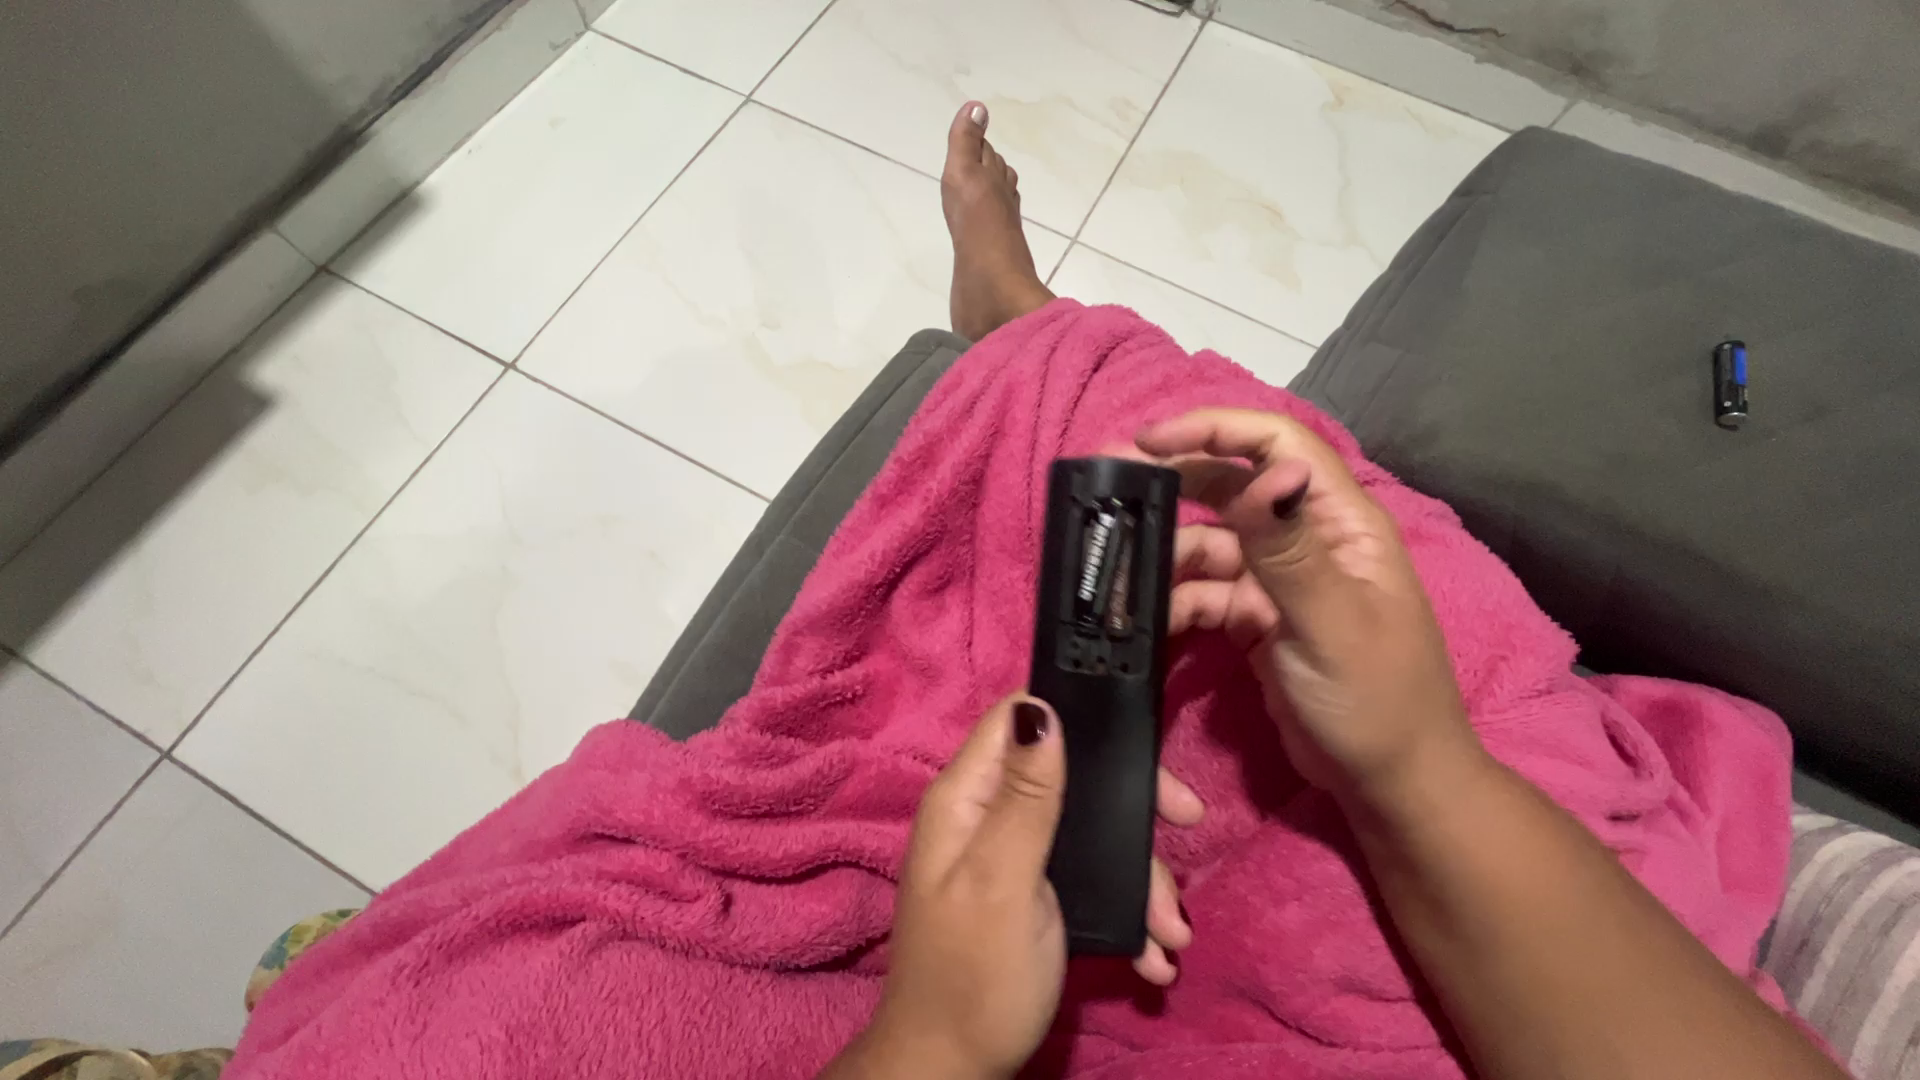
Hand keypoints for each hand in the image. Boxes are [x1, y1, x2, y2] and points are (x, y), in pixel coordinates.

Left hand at [827, 694, 1203, 1079]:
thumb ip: (1026, 799)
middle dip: (1132, 806)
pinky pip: (1088, 873)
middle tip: (1188, 826)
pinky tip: (1151, 950)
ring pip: (1089, 828)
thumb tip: (1041, 709)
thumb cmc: (975, 975)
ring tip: (1170, 930)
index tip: (1142, 751)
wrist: (952, 1070)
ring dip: (1139, 871)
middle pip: (1070, 773)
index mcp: (967, 796)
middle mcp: (987, 812)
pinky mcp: (1034, 890)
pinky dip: (1125, 903)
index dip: (1077, 719)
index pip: (1018, 717)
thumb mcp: (1004, 881)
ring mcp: (1011, 852)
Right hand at [1136, 408, 1483, 809]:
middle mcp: (1305, 537)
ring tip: (1118, 572)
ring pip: (1206, 543)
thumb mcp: (1331, 623)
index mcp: (1340, 522)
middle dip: (1172, 482)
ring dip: (1165, 556)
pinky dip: (1173, 600)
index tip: (1147, 441)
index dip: (1212, 430)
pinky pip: (1201, 591)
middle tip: (1108, 488)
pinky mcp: (1252, 616)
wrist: (1386, 782)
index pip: (1275, 446)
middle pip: (1231, 485)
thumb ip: (1291, 548)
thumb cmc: (1375, 699)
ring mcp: (1276, 579)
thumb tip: (1270, 471)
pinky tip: (1147, 618)